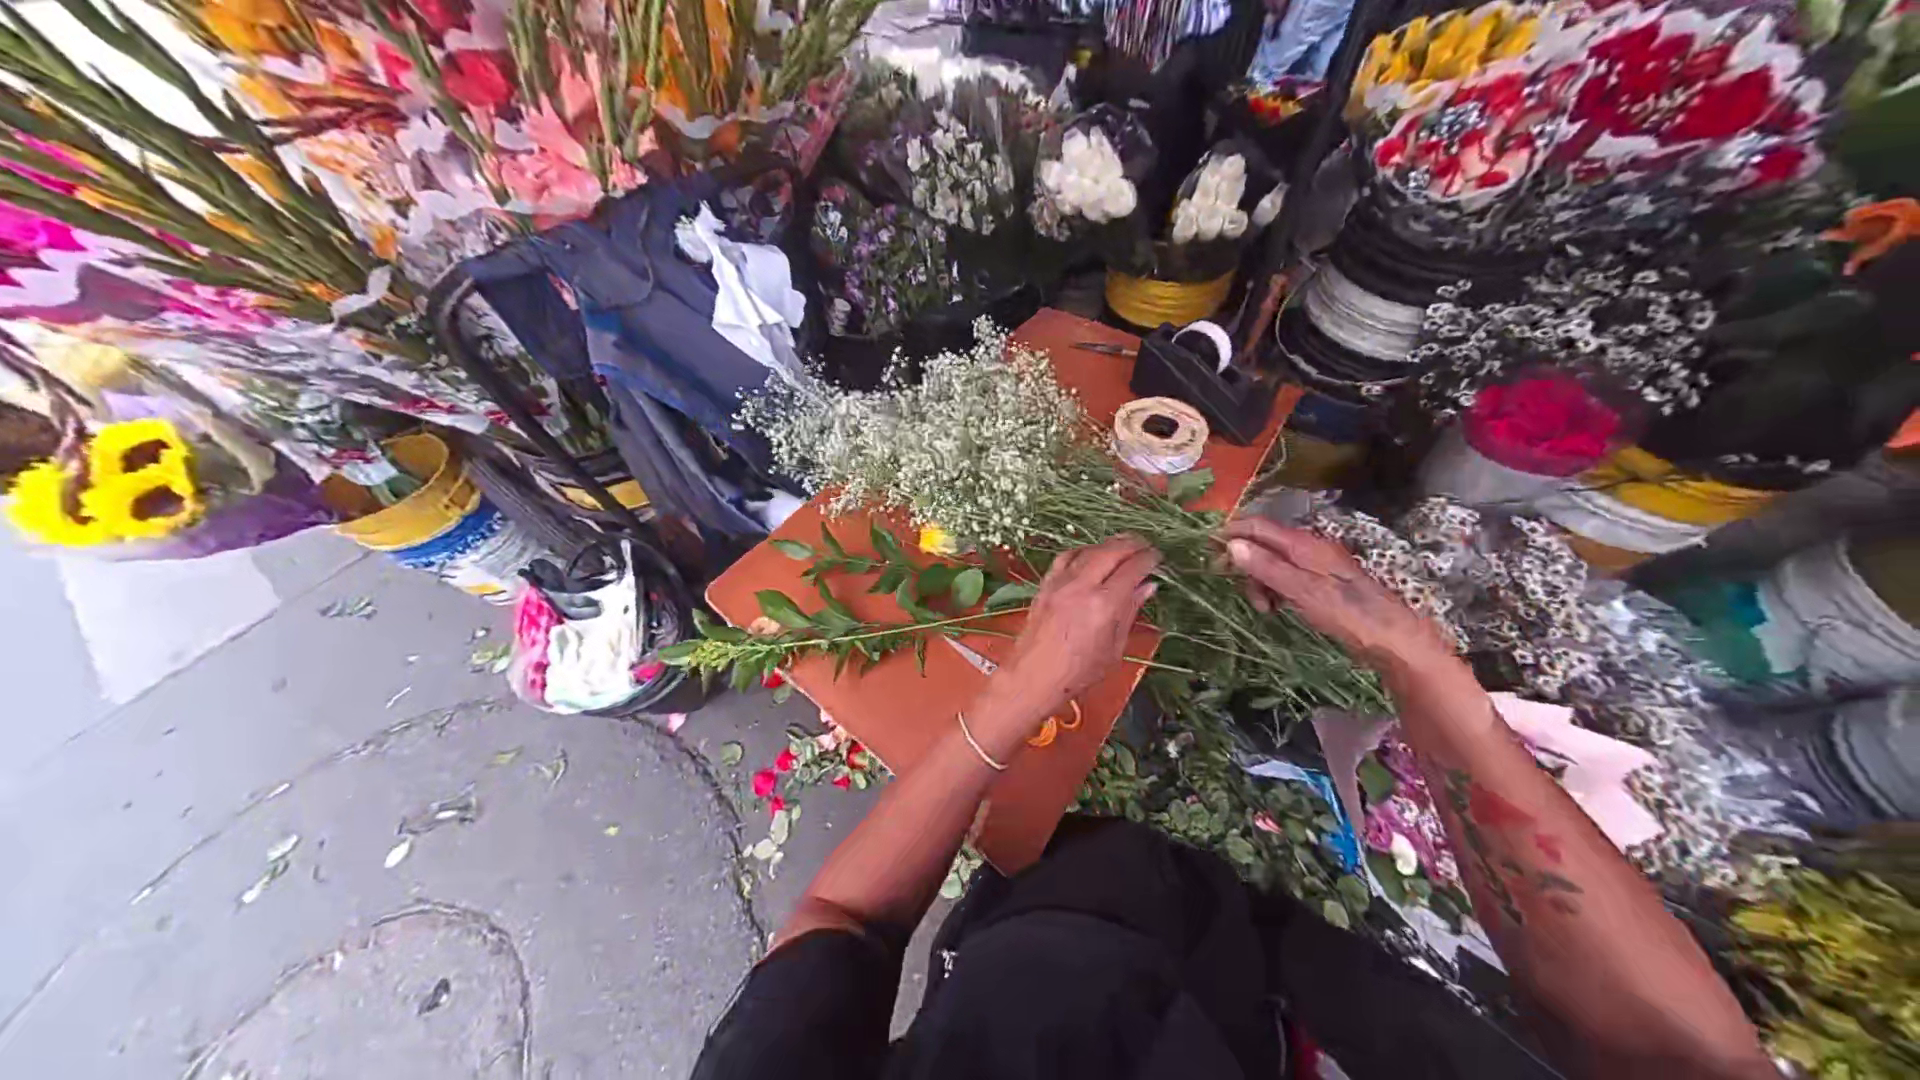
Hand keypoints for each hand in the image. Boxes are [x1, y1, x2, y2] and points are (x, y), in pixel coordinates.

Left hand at [971, 535, 1159, 752]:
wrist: (1033, 676)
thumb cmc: (1077, 672)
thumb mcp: (1114, 649)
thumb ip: (1130, 612)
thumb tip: (1147, 587)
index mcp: (1103, 605)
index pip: (1132, 569)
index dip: (1148, 559)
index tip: (1157, 557)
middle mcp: (1081, 587)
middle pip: (1111, 551)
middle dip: (1131, 544)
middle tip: (1145, 544)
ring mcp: (1060, 583)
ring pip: (1088, 550)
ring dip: (1108, 544)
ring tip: (1123, 545)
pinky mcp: (1045, 585)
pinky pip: (1066, 557)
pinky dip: (1083, 551)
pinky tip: (1091, 554)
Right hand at [1221, 516, 1452, 672]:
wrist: (1393, 640)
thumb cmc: (1347, 614)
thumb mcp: (1300, 590)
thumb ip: (1266, 566)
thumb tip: (1232, 544)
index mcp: (1303, 544)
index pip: (1256, 526)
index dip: (1230, 534)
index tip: (1208, 551)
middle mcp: (1308, 548)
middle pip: (1262, 545)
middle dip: (1246, 566)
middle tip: (1244, 594)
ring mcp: (1315, 565)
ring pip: (1272, 564)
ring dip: (1260, 583)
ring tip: (1266, 609)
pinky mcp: (1320, 582)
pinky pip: (1286, 578)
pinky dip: (1275, 590)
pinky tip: (1279, 608)